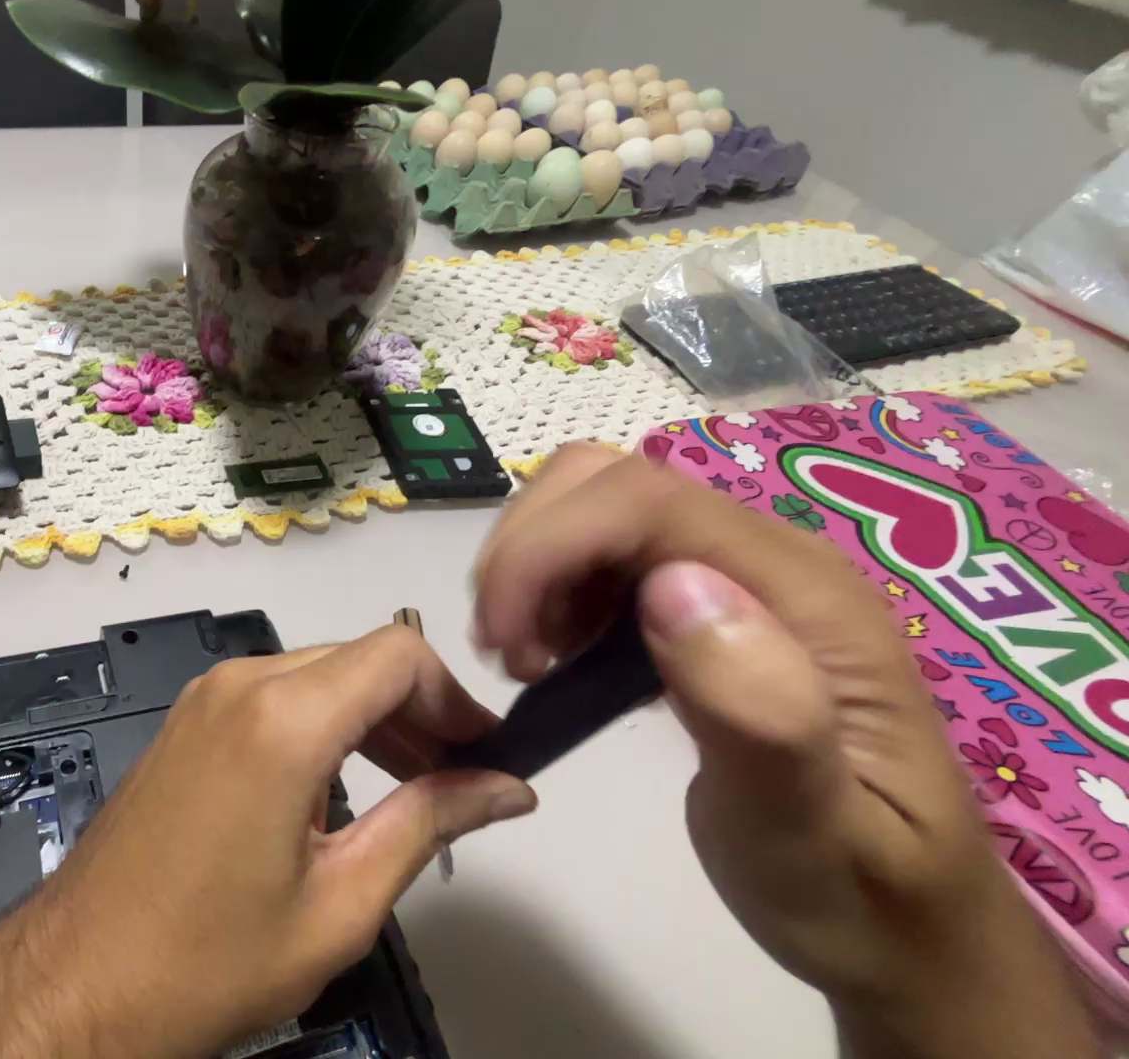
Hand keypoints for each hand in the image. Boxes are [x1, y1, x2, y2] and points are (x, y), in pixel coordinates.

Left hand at [0, 627, 535, 1058]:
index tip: (485, 755)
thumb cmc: (211, 958)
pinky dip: (322, 721)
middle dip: (419, 709)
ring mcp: (203, 698)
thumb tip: (506, 787)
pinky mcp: (186, 720)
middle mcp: (238, 684)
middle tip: (459, 780)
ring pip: (316, 673)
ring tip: (413, 786)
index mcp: (282, 720)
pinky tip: (342, 783)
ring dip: (372, 716)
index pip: (398, 655)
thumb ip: (429, 824)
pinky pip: (273, 695)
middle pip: (358, 659)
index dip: (455, 697)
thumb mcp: (340, 902)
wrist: (80, 976)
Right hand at [471, 443, 1098, 1057]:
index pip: (640, 501)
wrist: (898, 922)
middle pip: (604, 480)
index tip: (504, 647)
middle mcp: (762, 557)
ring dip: (527, 566)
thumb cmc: (853, 892)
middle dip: (525, 551)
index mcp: (800, 595)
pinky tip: (551, 655)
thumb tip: (674, 586)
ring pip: (587, 503)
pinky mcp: (693, 596)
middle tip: (509, 653)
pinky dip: (542, 585)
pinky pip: (592, 548)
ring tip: (527, 659)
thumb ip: (764, 710)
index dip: (544, 549)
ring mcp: (726, 572)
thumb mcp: (812, 830)